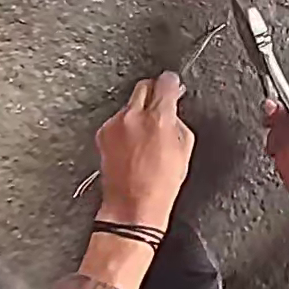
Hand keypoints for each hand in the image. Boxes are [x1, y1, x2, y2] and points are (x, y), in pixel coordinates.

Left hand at [94, 71, 194, 231]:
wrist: (132, 205)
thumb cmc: (161, 184)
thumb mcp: (184, 150)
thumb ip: (178, 122)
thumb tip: (174, 108)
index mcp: (159, 118)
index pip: (166, 83)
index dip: (172, 82)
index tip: (174, 84)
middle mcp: (135, 116)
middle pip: (144, 86)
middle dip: (154, 91)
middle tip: (160, 102)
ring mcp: (116, 124)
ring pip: (129, 104)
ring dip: (139, 111)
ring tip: (146, 134)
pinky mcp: (103, 133)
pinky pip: (117, 120)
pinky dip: (126, 126)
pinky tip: (132, 143)